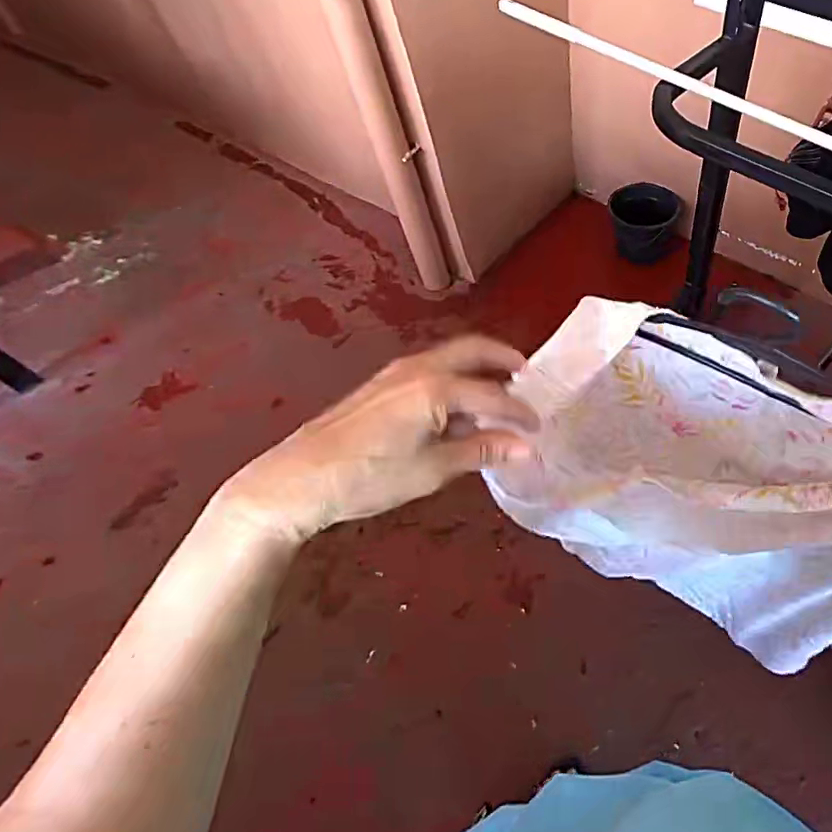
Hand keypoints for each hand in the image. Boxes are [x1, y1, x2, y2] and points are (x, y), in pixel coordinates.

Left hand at [219, 337, 538, 542]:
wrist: (294, 482)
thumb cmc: (369, 476)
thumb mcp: (433, 469)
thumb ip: (482, 450)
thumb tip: (526, 447)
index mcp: (436, 388)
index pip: (493, 395)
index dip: (520, 412)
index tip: (538, 428)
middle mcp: (420, 368)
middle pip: (474, 349)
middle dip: (504, 359)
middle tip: (528, 376)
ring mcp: (397, 373)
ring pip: (451, 356)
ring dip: (479, 367)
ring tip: (497, 393)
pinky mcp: (382, 385)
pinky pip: (433, 367)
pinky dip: (457, 376)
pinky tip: (457, 407)